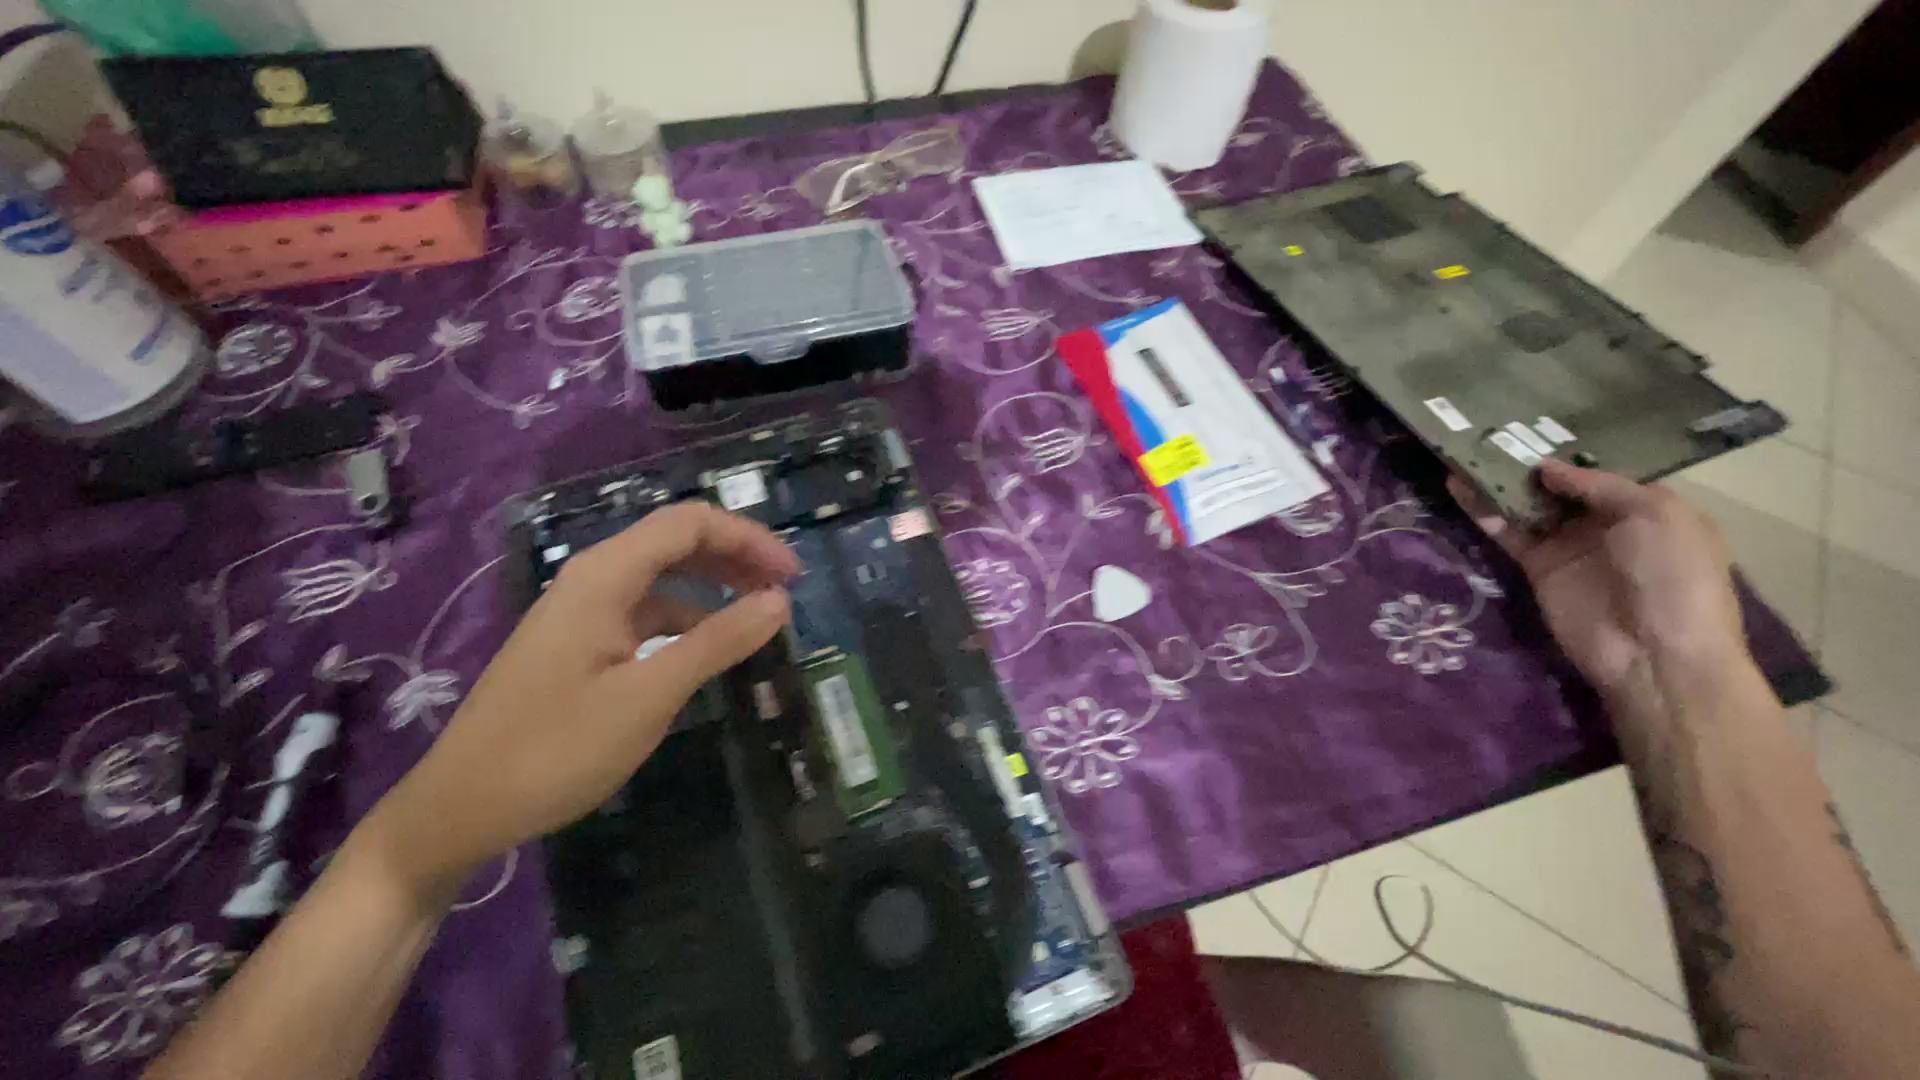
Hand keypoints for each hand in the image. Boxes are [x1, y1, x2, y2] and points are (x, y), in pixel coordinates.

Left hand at [355, 502, 798, 900]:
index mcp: (603, 577)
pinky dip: (686, 620)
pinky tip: (707, 650)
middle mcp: (591, 581)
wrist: (460, 808)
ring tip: (757, 618)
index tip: (793, 576)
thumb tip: (779, 600)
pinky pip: (644, 614)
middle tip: (784, 593)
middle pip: (675, 543)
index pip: (688, 524)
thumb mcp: (648, 696)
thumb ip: (716, 643)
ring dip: (714, 588)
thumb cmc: (555, 749)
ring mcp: (581, 614)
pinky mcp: (578, 646)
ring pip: (661, 579)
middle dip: (735, 557)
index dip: (747, 538)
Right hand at [1450, 460, 1748, 699]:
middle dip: (1526, 464)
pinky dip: (1484, 512)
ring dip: (1497, 484)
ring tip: (1463, 456)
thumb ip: (1600, 486)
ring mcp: (1568, 546)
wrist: (1654, 651)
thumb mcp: (1655, 515)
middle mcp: (1604, 523)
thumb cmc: (1672, 574)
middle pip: (1557, 487)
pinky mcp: (1537, 568)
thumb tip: (1546, 468)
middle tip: (1488, 437)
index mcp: (1645, 507)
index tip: (1529, 429)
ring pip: (1527, 506)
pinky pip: (1508, 533)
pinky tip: (1459, 488)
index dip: (1567, 452)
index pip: (1598, 472)